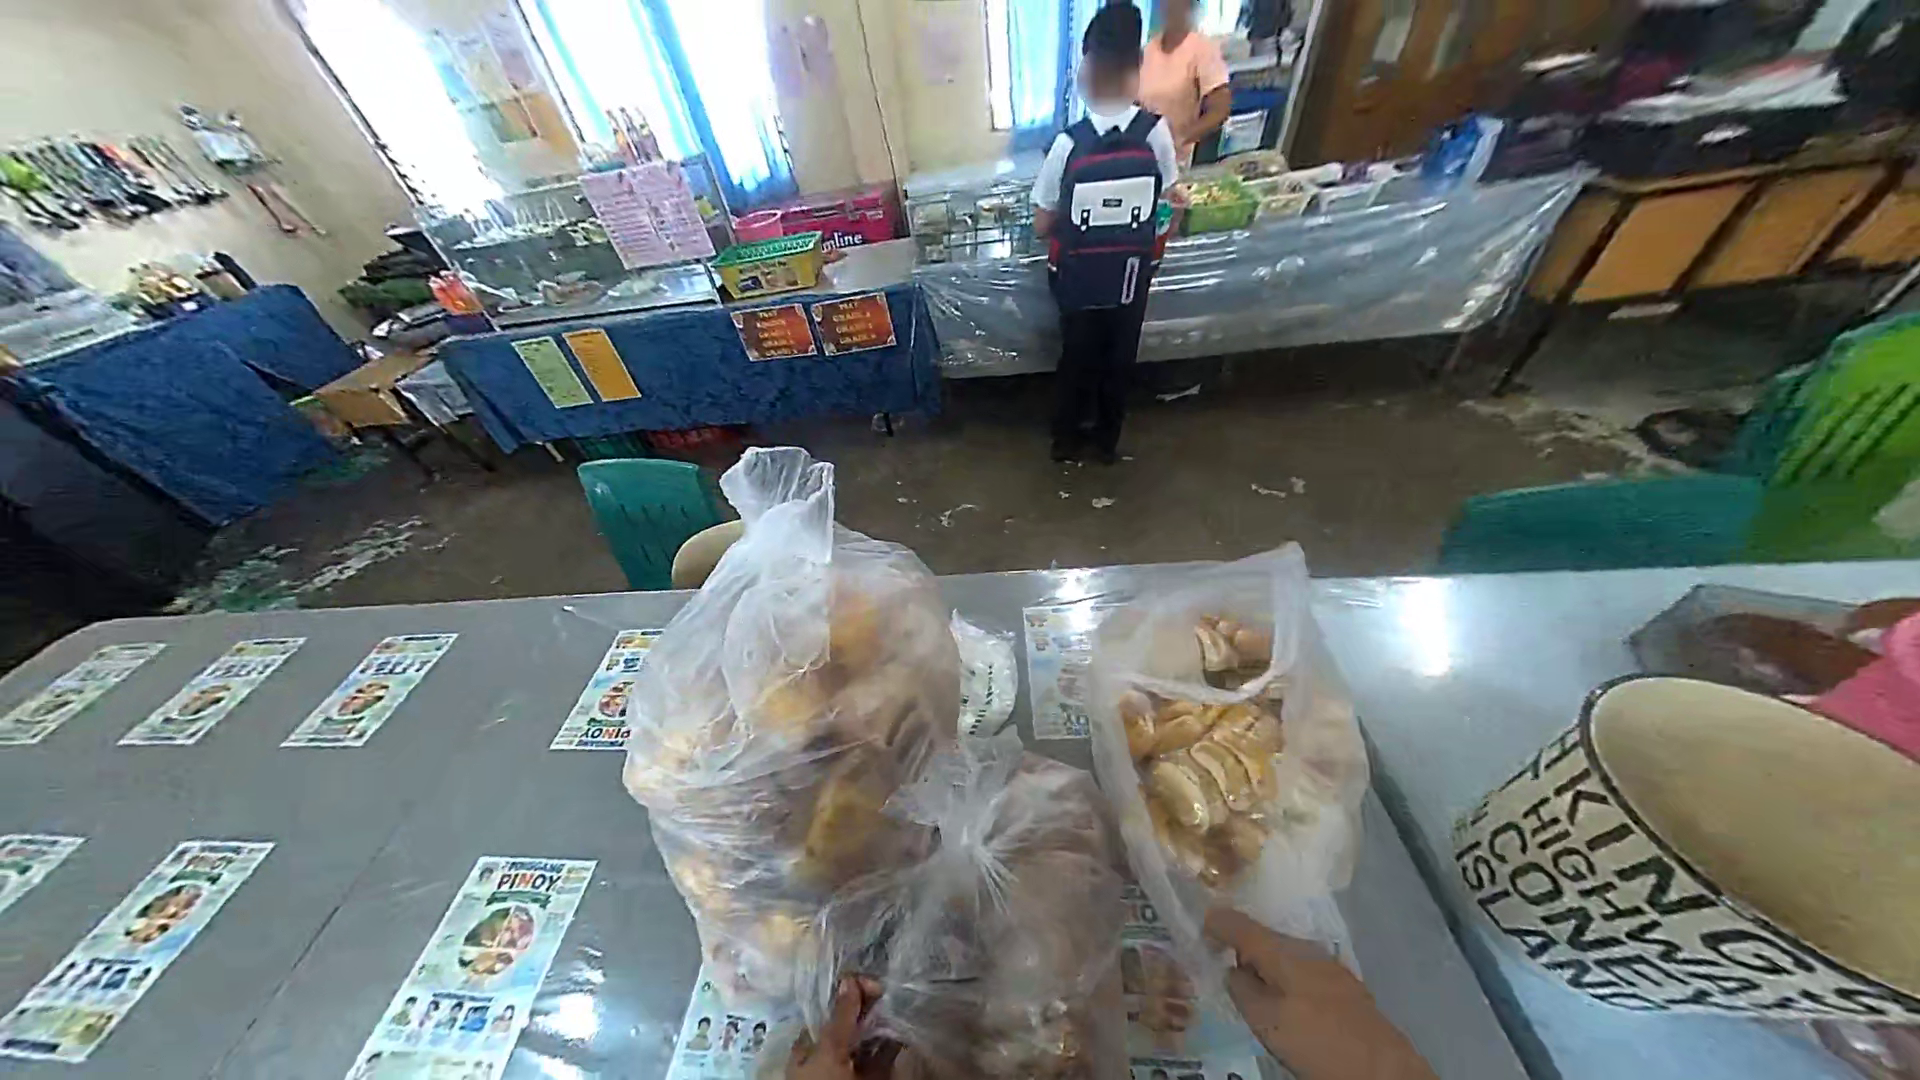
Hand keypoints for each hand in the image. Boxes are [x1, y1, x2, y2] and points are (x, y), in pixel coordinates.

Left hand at [788, 976, 895, 1079]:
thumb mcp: (827, 1054)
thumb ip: (840, 1018)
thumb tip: (848, 979)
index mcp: (810, 1048)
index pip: (830, 1009)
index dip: (847, 992)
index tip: (867, 983)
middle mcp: (831, 1056)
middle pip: (851, 1021)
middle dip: (869, 1004)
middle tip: (886, 990)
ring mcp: (853, 1070)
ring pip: (870, 1037)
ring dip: (884, 1020)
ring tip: (897, 1004)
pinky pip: (885, 1056)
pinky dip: (894, 1041)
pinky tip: (902, 1027)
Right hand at [1205, 908, 1437, 1079]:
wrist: (1389, 1076)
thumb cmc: (1319, 1044)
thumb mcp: (1266, 1023)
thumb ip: (1241, 990)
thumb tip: (1233, 970)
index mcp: (1279, 948)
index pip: (1236, 921)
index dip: (1213, 924)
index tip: (1199, 935)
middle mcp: (1302, 945)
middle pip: (1261, 935)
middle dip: (1240, 946)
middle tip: (1225, 968)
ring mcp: (1327, 964)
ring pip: (1283, 953)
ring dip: (1265, 964)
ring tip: (1256, 990)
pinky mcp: (1345, 986)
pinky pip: (1302, 969)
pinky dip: (1287, 978)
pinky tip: (1290, 1003)